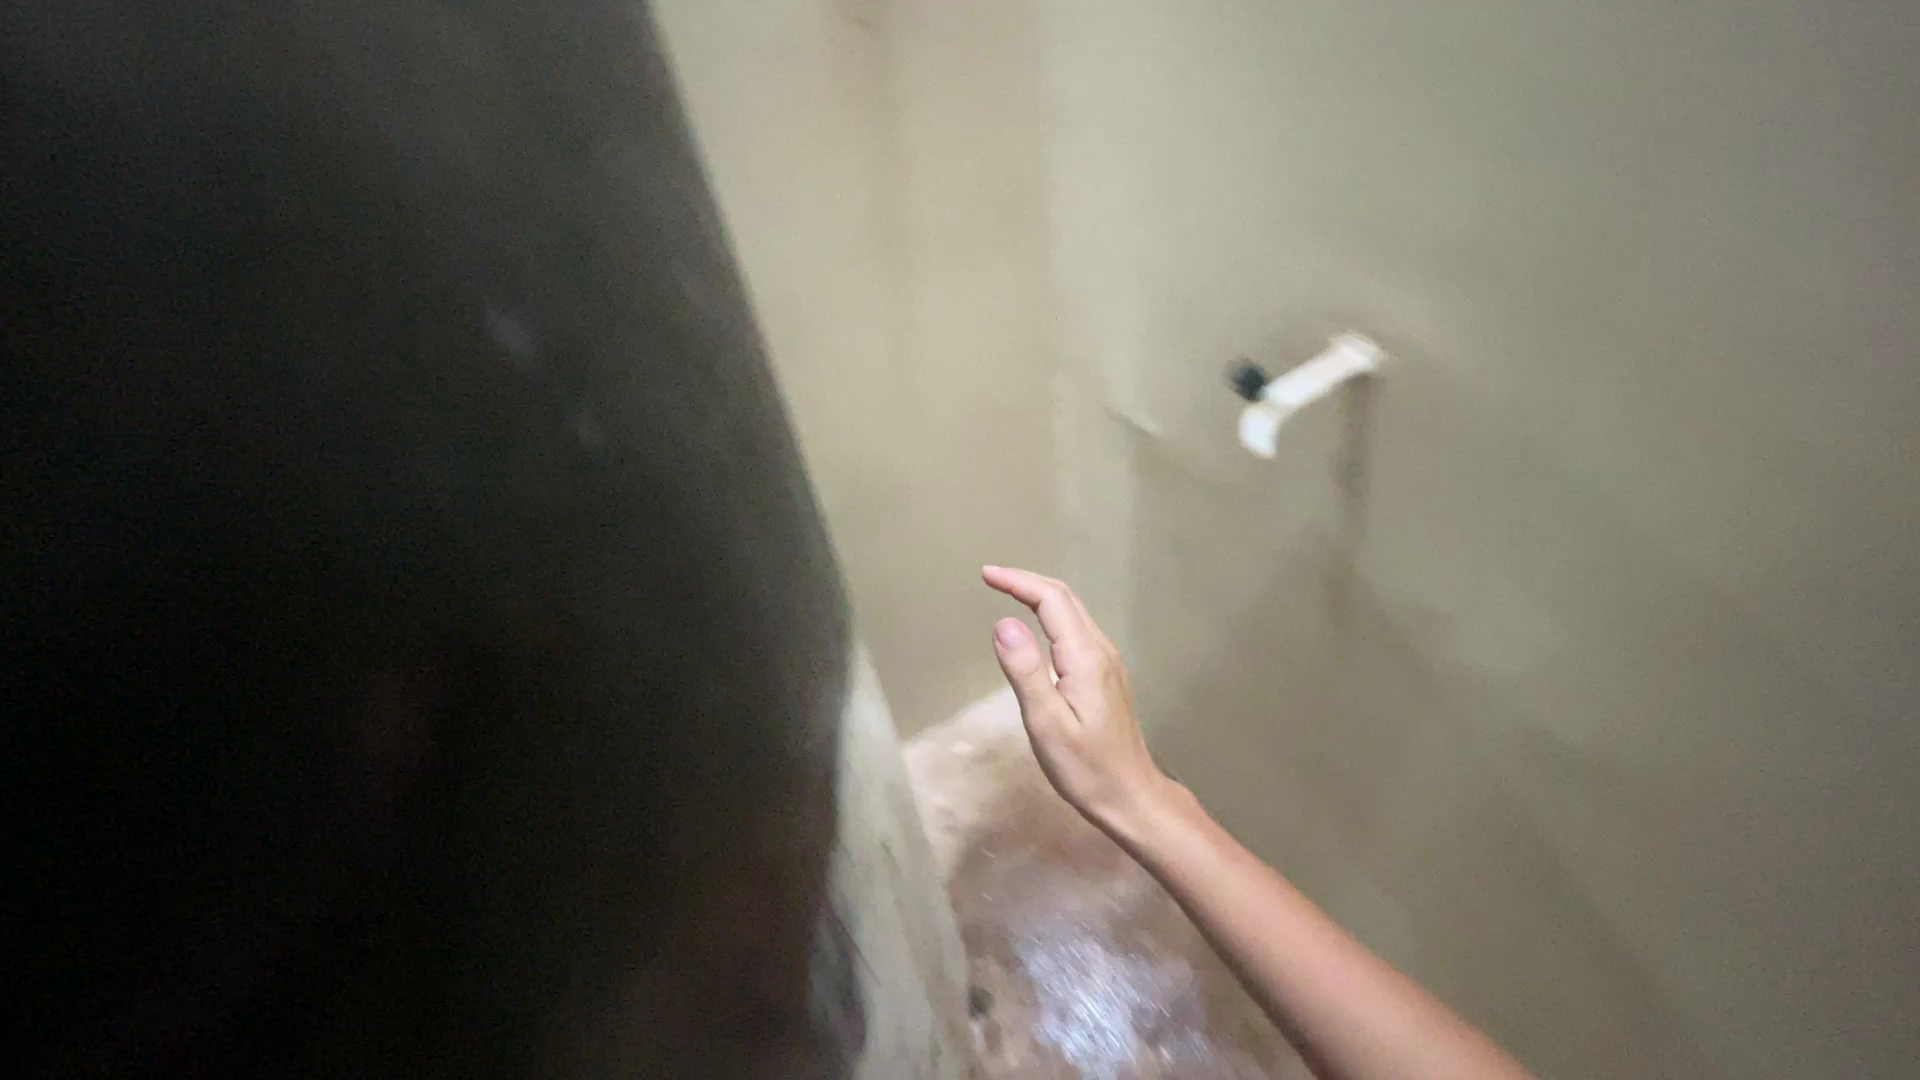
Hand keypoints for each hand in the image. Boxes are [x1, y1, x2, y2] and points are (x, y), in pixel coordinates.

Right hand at [982, 566, 1175, 835]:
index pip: (1051, 601)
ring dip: (1040, 595)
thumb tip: (1004, 622)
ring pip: (1073, 611)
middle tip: (991, 578)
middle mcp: (1101, 650)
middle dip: (1027, 581)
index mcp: (1085, 657)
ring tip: (1008, 592)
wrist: (1132, 798)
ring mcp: (1107, 662)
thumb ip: (1025, 671)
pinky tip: (1036, 626)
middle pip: (1065, 598)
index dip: (1018, 582)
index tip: (986, 575)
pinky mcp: (1106, 675)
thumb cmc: (1086, 767)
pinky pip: (1077, 629)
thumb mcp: (1047, 723)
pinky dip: (1051, 614)